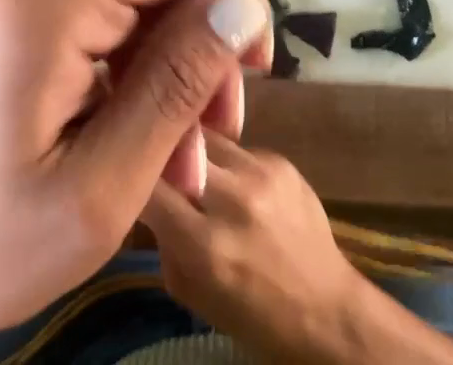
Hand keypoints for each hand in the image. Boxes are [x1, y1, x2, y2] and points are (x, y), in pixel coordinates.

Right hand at [142, 132, 371, 361]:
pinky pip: (240, 148)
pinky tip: (238, 186)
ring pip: (207, 138)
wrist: (326, 310)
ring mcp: (262, 175)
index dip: (132, 178)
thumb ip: (163, 241)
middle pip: (176, 148)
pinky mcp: (283, 162)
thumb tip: (147, 198)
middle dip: (163, 155)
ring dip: (195, 153)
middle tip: (158, 166)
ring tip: (197, 172)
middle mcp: (232, 200)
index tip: (127, 178)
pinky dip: (230, 163)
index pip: (148, 187)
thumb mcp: (189, 291)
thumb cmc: (251, 314)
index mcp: (203, 243)